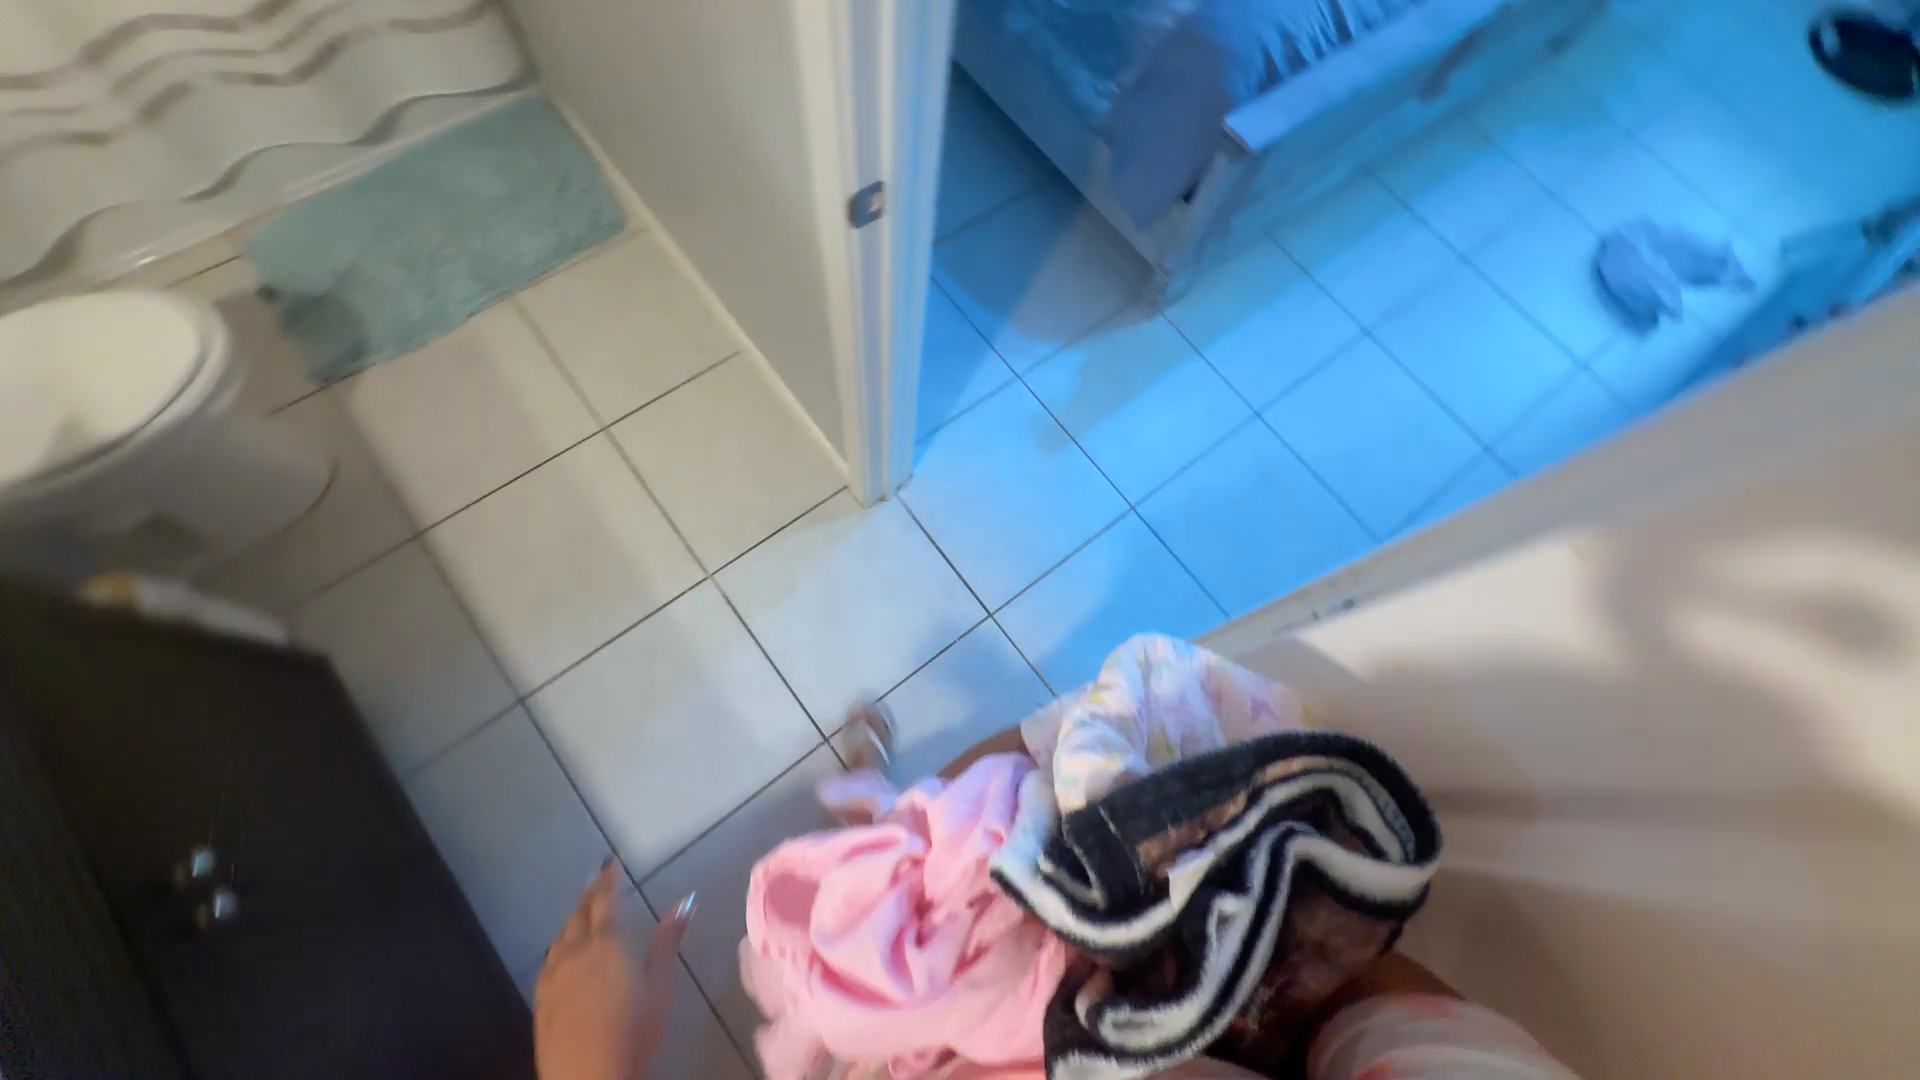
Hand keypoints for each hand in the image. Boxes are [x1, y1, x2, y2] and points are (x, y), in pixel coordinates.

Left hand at [534, 860, 694, 1079]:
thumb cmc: (634, 1031)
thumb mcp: (660, 985)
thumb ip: (668, 940)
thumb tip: (686, 900)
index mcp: (607, 943)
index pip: (606, 900)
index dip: (608, 880)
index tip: (611, 863)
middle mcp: (576, 953)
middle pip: (580, 915)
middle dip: (589, 895)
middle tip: (597, 880)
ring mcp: (554, 978)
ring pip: (561, 936)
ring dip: (572, 918)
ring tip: (580, 910)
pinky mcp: (542, 1002)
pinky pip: (548, 961)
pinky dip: (558, 944)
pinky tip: (560, 951)